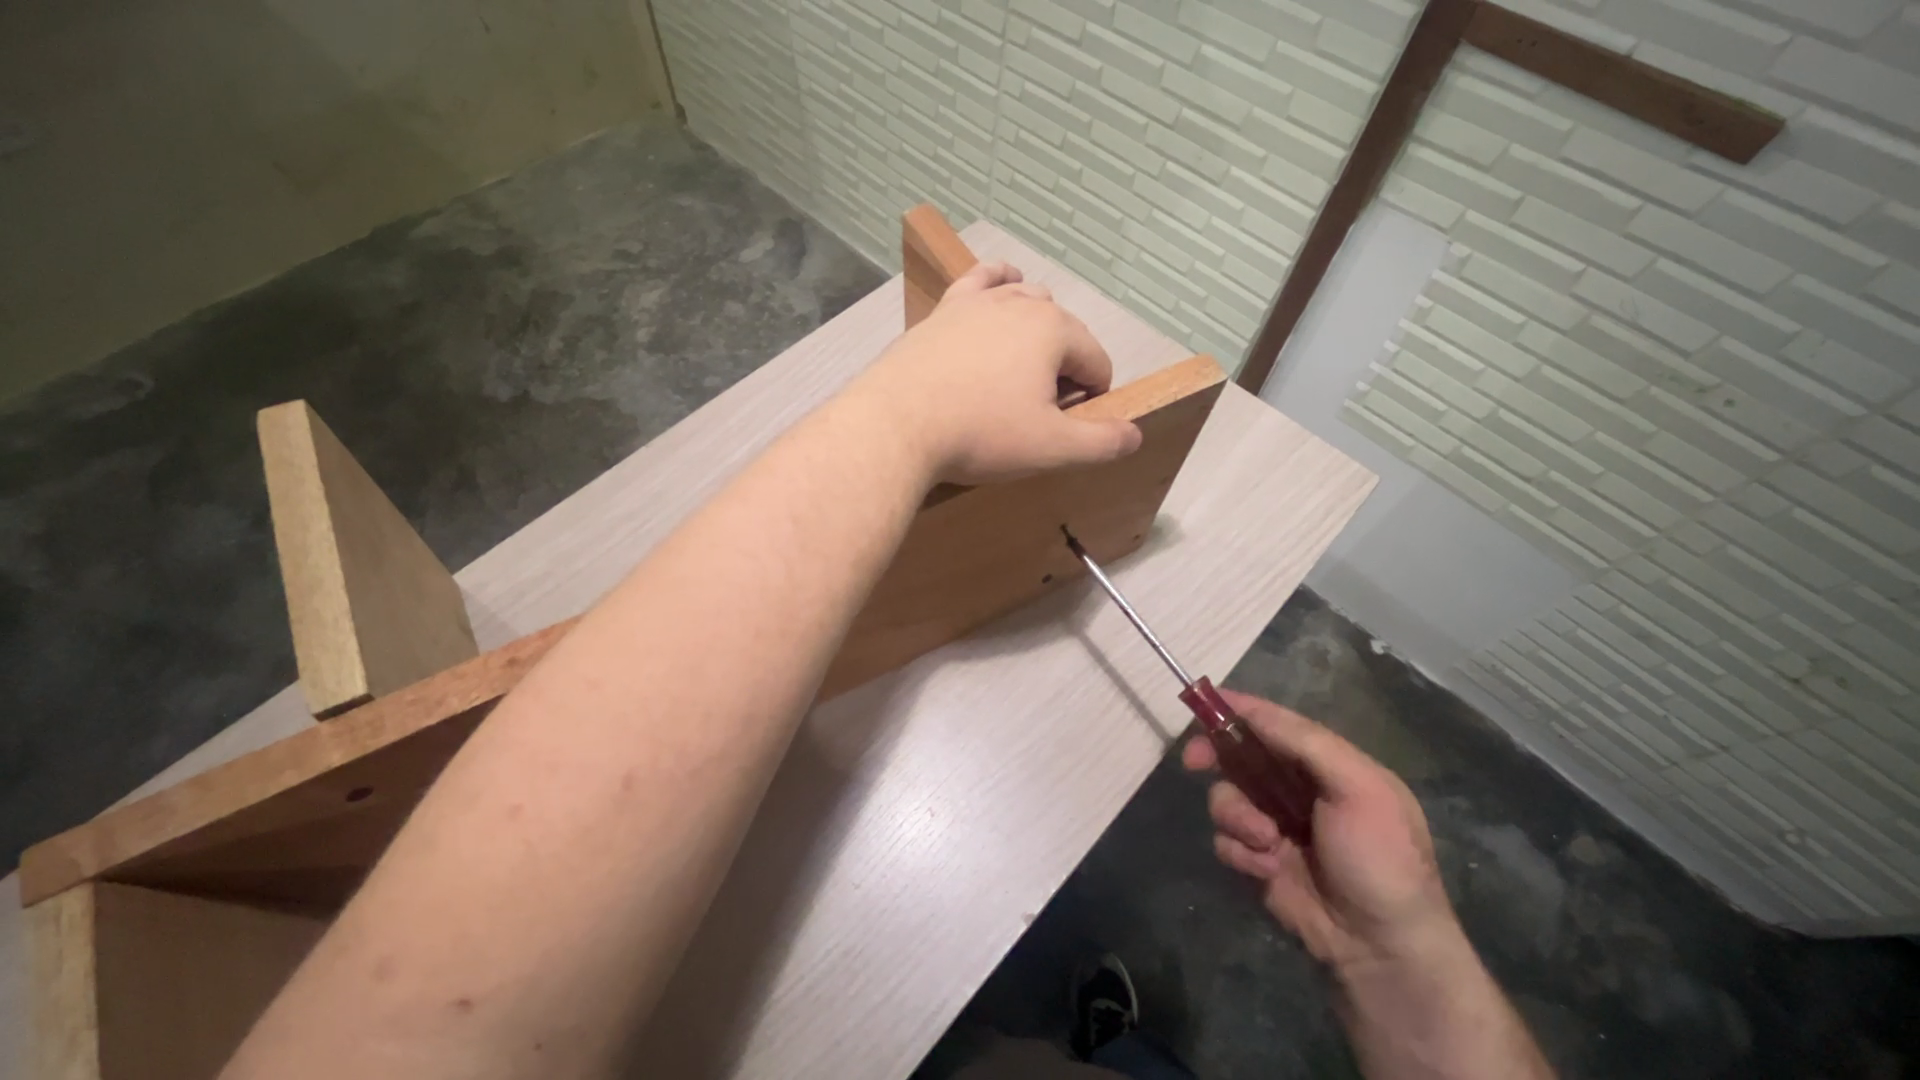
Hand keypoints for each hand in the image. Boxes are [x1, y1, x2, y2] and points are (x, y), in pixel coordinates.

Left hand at [849, 261, 1142, 484]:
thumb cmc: (980, 435)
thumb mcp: (1051, 448)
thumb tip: (1135, 435)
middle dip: (1064, 366)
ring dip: (1037, 330)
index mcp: (1055, 330)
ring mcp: (977, 302)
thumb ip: (1102, 442)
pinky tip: (1002, 284)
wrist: (895, 425)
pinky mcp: (942, 311)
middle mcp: (1020, 304)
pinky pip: (980, 281)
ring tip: (1024, 370)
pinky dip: (998, 282)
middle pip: (1063, 331)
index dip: (1093, 397)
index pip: (1096, 361)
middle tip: (1039, 411)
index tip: (1069, 427)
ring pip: (1025, 301)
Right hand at [1182, 689, 1461, 975]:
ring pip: (1225, 798)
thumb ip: (1307, 744)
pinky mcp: (1258, 859)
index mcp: (1328, 764)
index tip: (1203, 702)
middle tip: (1195, 760)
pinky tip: (1269, 870)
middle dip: (1216, 755)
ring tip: (1267, 843)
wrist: (1380, 944)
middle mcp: (1298, 789)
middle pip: (1239, 755)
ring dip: (1238, 817)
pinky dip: (1241, 851)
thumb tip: (1254, 713)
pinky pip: (1225, 839)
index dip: (1239, 710)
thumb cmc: (1380, 857)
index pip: (1275, 724)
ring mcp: (1274, 824)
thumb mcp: (1360, 788)